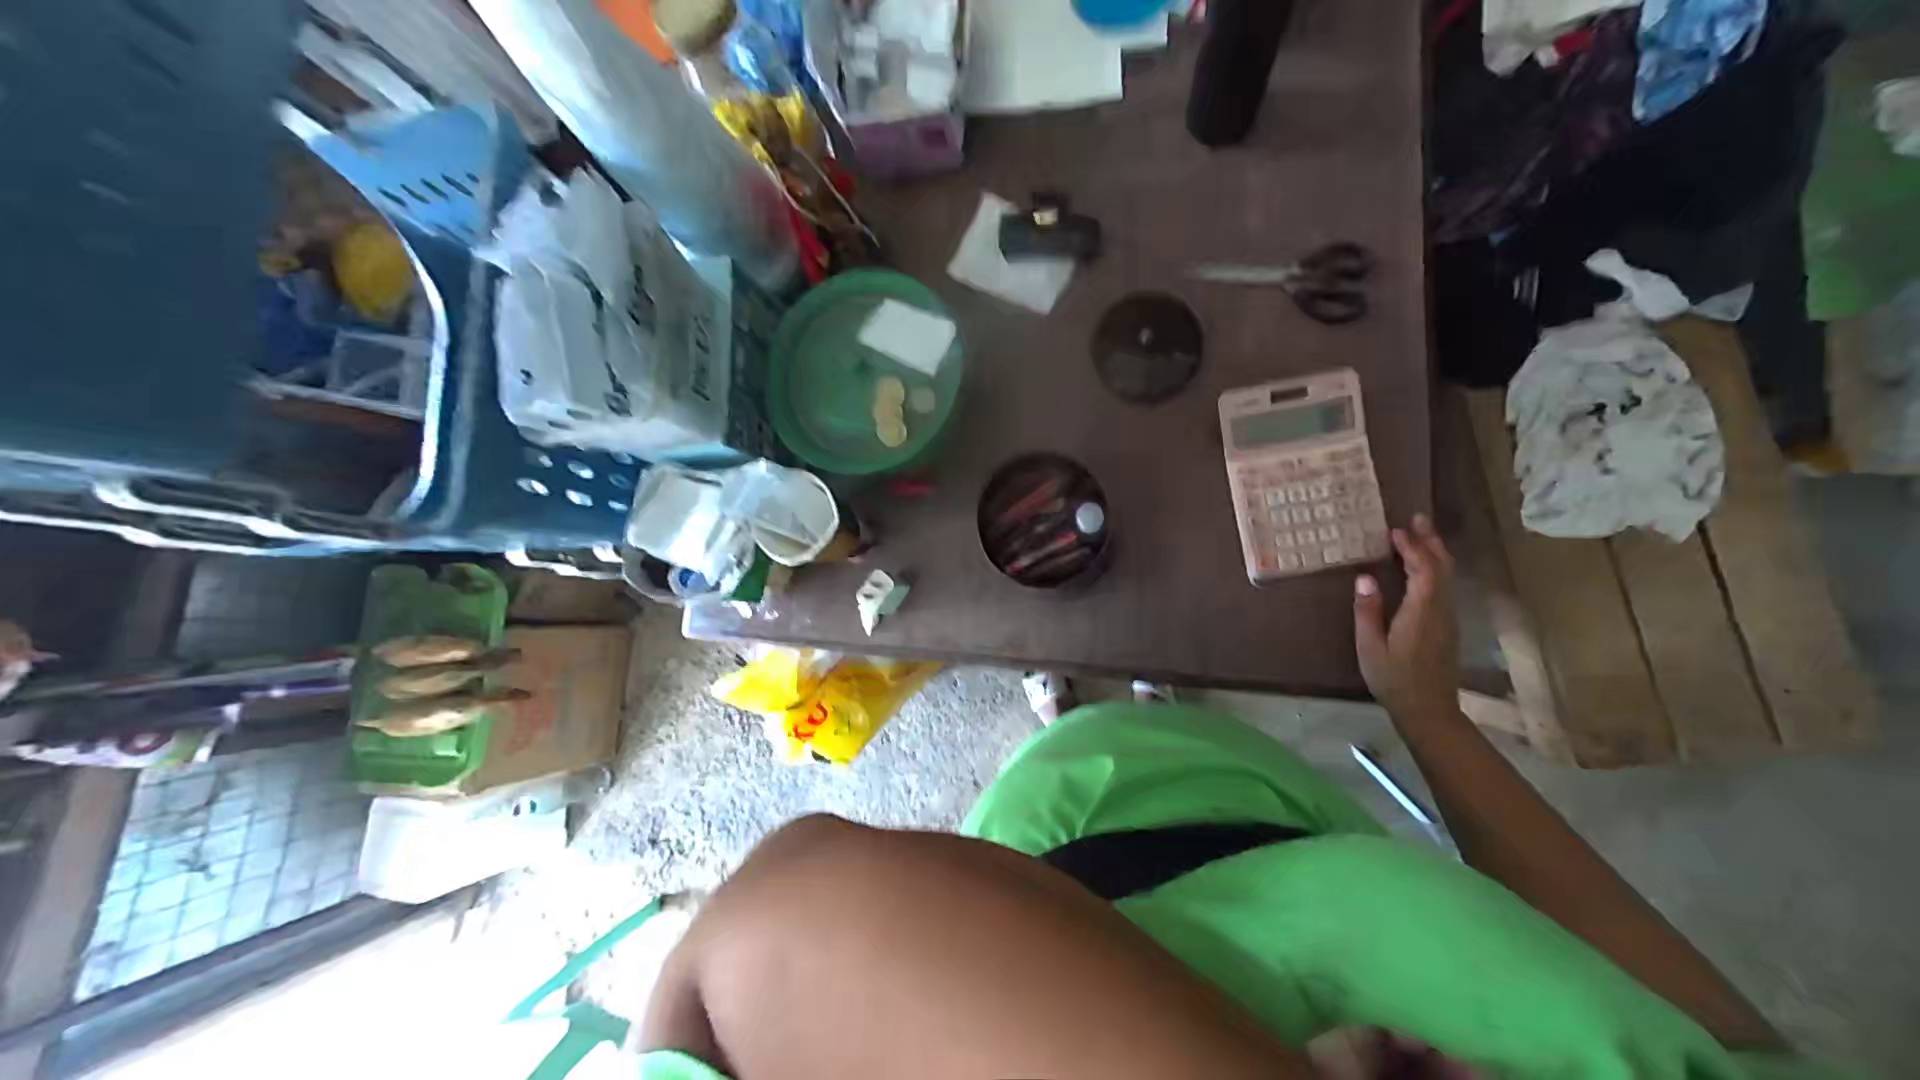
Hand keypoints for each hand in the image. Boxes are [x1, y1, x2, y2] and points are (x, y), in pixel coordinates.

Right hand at [1353, 514, 1459, 722]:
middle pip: (1442, 568)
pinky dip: (1435, 569)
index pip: (1423, 570)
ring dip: (1435, 553)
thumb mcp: (1370, 647)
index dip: (1412, 548)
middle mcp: (1440, 610)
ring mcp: (1447, 618)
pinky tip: (1424, 568)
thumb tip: (1365, 578)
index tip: (1395, 530)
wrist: (1429, 709)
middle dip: (1430, 542)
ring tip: (1421, 535)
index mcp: (1421, 612)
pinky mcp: (1447, 626)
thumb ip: (1368, 611)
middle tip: (1417, 518)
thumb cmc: (1393, 679)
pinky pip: (1444, 587)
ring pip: (1447, 577)